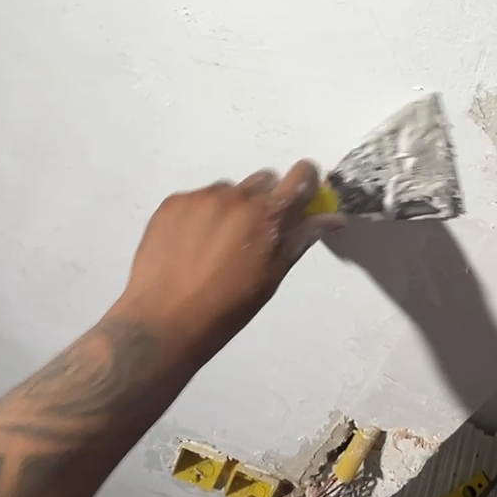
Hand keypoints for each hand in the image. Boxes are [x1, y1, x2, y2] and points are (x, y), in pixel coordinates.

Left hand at [116, 161, 344, 356]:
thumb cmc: (227, 307)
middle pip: (264, 180)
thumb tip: (332, 218)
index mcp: (269, 215)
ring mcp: (203, 197)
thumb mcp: (273, 275)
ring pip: (230, 189)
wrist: (163, 322)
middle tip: (253, 234)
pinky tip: (192, 244)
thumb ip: (301, 238)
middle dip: (265, 201)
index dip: (305, 183)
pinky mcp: (174, 202)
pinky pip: (198, 198)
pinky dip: (201, 214)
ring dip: (232, 207)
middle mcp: (238, 197)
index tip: (299, 197)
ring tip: (216, 244)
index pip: (302, 174)